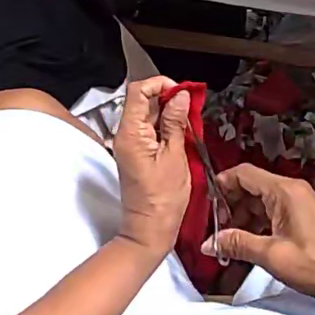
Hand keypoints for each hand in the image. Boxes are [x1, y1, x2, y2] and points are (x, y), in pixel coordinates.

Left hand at [112, 76, 193, 257]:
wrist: (149, 229)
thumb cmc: (161, 201)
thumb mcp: (175, 156)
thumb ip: (175, 122)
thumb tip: (180, 97)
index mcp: (130, 133)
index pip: (138, 91)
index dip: (160, 84)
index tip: (181, 91)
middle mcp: (124, 136)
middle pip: (142, 100)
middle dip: (167, 98)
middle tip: (190, 106)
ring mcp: (128, 144)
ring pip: (147, 114)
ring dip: (168, 113)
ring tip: (188, 122)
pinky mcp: (135, 152)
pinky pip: (149, 129)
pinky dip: (165, 127)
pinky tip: (181, 135)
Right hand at [203, 164, 314, 308]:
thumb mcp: (272, 255)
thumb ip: (237, 244)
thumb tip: (208, 243)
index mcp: (284, 190)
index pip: (243, 173)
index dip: (221, 185)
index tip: (207, 205)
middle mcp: (291, 190)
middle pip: (250, 186)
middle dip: (230, 205)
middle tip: (217, 229)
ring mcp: (299, 202)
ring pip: (260, 200)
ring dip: (243, 217)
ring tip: (230, 241)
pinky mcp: (304, 216)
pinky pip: (273, 211)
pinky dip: (258, 224)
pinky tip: (249, 243)